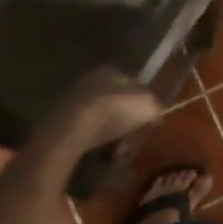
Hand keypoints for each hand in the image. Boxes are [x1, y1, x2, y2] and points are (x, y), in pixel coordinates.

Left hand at [41, 67, 162, 151]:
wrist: (75, 127)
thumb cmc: (116, 110)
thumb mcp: (148, 106)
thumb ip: (157, 107)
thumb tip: (158, 113)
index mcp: (112, 71)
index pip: (135, 86)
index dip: (145, 105)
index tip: (149, 124)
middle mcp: (92, 80)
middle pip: (119, 104)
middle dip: (128, 123)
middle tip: (134, 140)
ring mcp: (76, 99)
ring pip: (104, 119)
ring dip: (114, 134)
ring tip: (119, 150)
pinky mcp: (65, 119)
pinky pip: (89, 131)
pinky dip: (98, 140)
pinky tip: (103, 152)